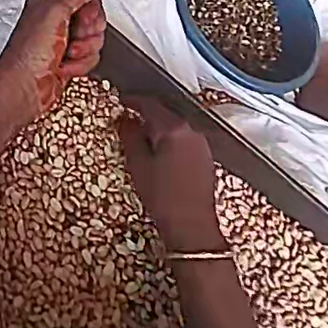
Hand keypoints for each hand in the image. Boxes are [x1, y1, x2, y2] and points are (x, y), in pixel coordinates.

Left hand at [0, 0, 106, 120]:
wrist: (24, 87)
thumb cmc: (29, 52)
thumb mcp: (54, 12)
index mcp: (49, 3)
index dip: (90, 9)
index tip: (83, 19)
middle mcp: (55, 21)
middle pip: (94, 19)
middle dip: (89, 31)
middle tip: (74, 36)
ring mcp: (63, 42)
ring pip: (95, 40)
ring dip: (85, 50)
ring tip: (67, 53)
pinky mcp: (69, 61)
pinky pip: (91, 58)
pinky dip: (81, 64)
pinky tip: (65, 66)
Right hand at [118, 96, 223, 253]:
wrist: (192, 226)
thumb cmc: (161, 196)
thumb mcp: (138, 165)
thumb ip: (131, 136)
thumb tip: (125, 119)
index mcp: (173, 129)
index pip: (150, 105)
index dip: (133, 101)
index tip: (121, 101)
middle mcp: (191, 130)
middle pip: (165, 114)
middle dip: (146, 115)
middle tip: (127, 120)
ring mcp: (201, 144)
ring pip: (176, 128)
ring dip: (159, 129)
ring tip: (142, 138)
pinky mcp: (206, 157)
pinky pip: (184, 140)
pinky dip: (170, 140)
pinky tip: (160, 153)